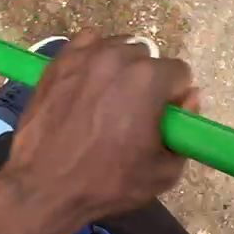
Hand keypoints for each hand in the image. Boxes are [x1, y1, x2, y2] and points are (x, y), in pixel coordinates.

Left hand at [0, 32, 197, 233]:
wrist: (44, 186)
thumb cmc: (106, 183)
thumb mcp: (163, 172)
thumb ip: (185, 133)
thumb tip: (189, 99)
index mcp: (148, 80)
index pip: (179, 73)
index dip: (174, 98)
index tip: (162, 119)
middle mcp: (118, 57)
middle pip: (147, 59)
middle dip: (147, 83)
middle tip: (132, 115)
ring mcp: (83, 56)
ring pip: (117, 50)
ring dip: (120, 70)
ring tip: (107, 102)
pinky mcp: (57, 62)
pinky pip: (86, 46)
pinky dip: (92, 61)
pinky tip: (87, 86)